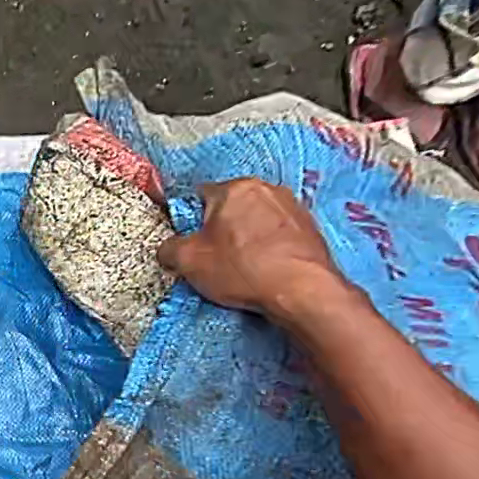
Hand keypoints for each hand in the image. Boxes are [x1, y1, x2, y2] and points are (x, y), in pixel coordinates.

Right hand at [157, 179, 346, 317]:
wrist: (301, 289)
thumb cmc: (243, 269)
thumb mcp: (188, 262)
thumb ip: (169, 249)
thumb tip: (168, 249)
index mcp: (234, 189)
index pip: (199, 196)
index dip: (189, 223)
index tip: (190, 244)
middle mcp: (266, 189)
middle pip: (229, 207)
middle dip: (218, 230)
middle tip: (212, 259)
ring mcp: (292, 206)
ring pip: (254, 220)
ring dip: (244, 238)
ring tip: (240, 268)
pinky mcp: (310, 227)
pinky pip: (276, 234)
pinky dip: (267, 248)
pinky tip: (262, 269)